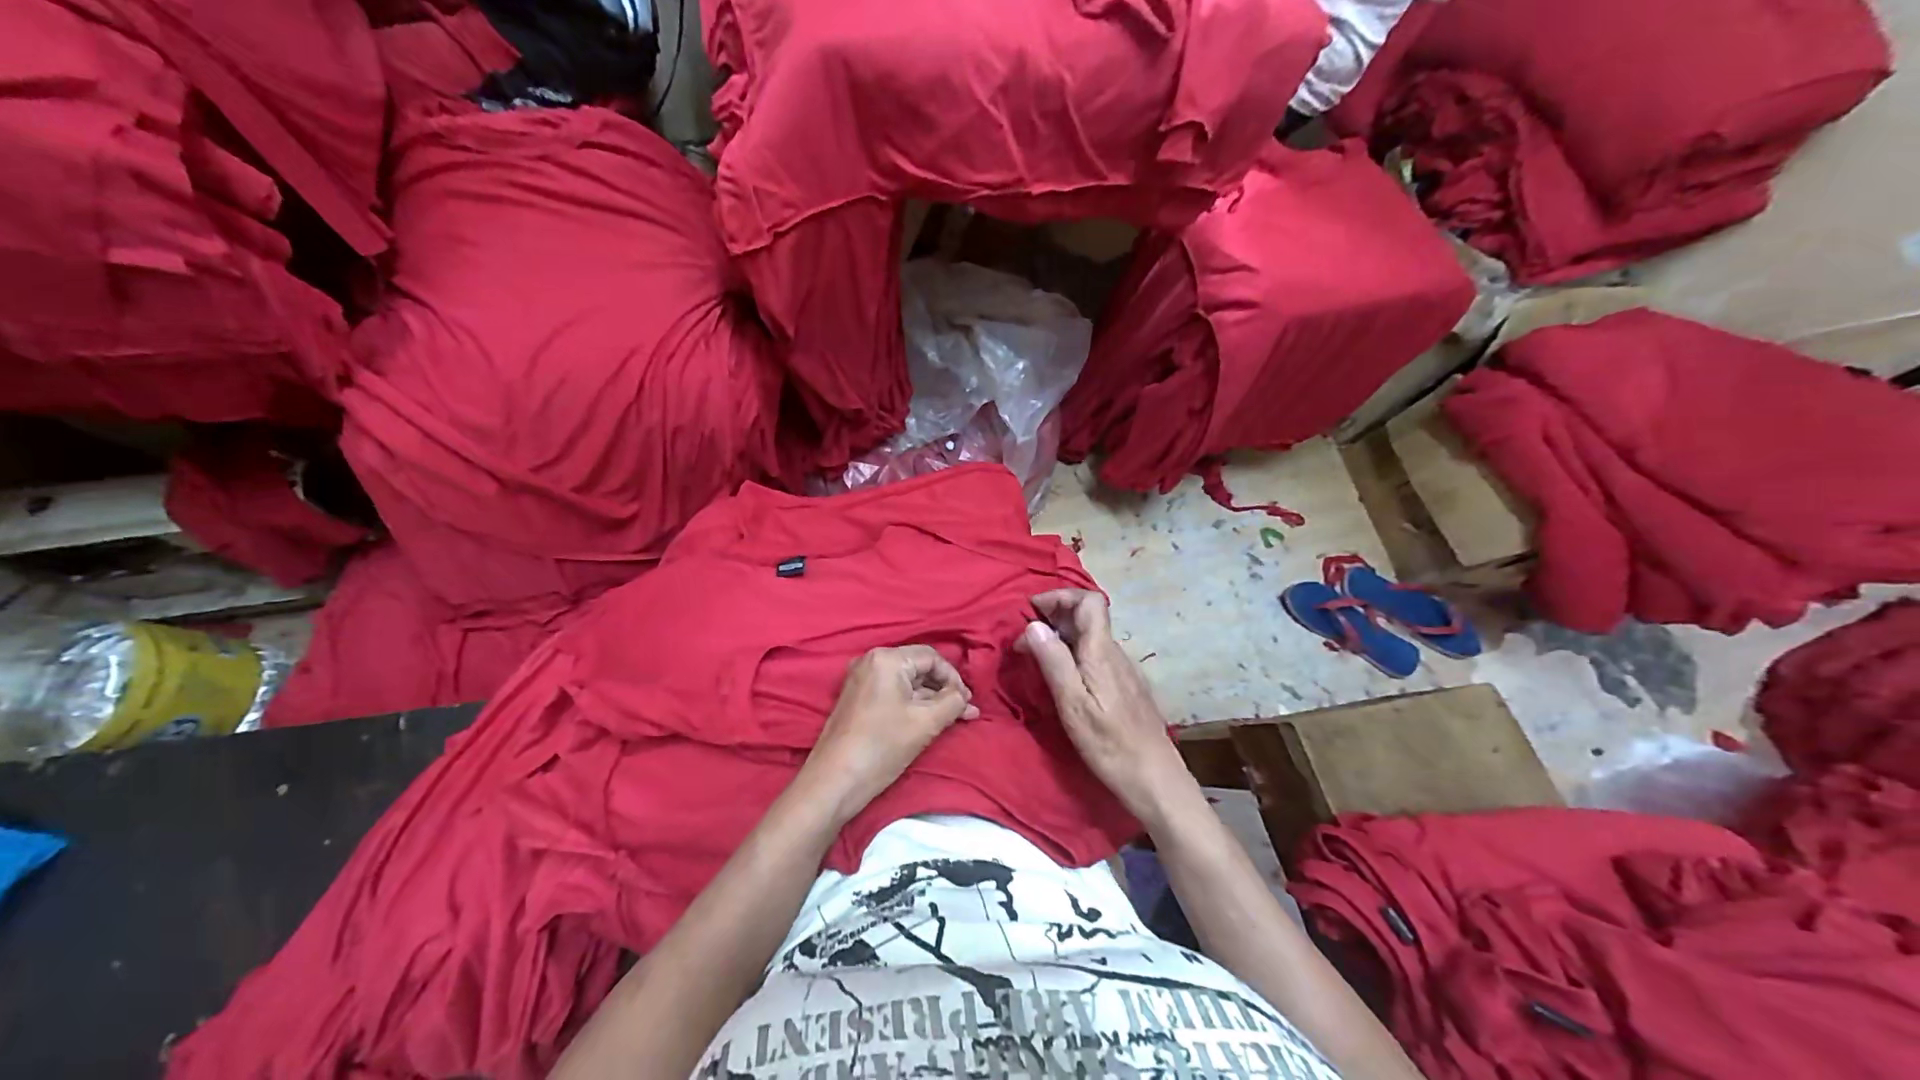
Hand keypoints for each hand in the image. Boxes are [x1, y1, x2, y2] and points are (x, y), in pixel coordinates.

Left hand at [804, 646, 979, 820]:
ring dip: (930, 700)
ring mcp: (860, 681)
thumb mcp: (926, 722)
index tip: (968, 704)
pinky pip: (892, 694)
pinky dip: (912, 706)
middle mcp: (870, 661)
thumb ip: (953, 702)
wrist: (834, 781)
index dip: (954, 679)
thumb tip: (964, 696)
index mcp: (886, 659)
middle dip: (944, 690)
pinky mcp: (856, 700)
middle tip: (965, 713)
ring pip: (906, 683)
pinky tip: (928, 721)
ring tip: (953, 720)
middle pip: (918, 668)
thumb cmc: (882, 746)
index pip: (932, 657)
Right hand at [1016, 590, 1189, 816]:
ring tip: (1036, 659)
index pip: (1089, 601)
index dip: (1060, 596)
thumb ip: (1053, 661)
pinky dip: (1074, 655)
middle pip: (1088, 616)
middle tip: (1024, 642)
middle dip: (1053, 617)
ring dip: (1061, 638)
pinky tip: (1063, 679)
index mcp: (1101, 651)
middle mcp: (1116, 653)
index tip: (1031, 611)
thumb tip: (1034, 625)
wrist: (1154, 778)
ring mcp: (1124, 670)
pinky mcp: (1126, 687)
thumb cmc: (1109, 743)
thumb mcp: (1072, 704)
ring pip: (1090, 637)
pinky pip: (1096, 656)